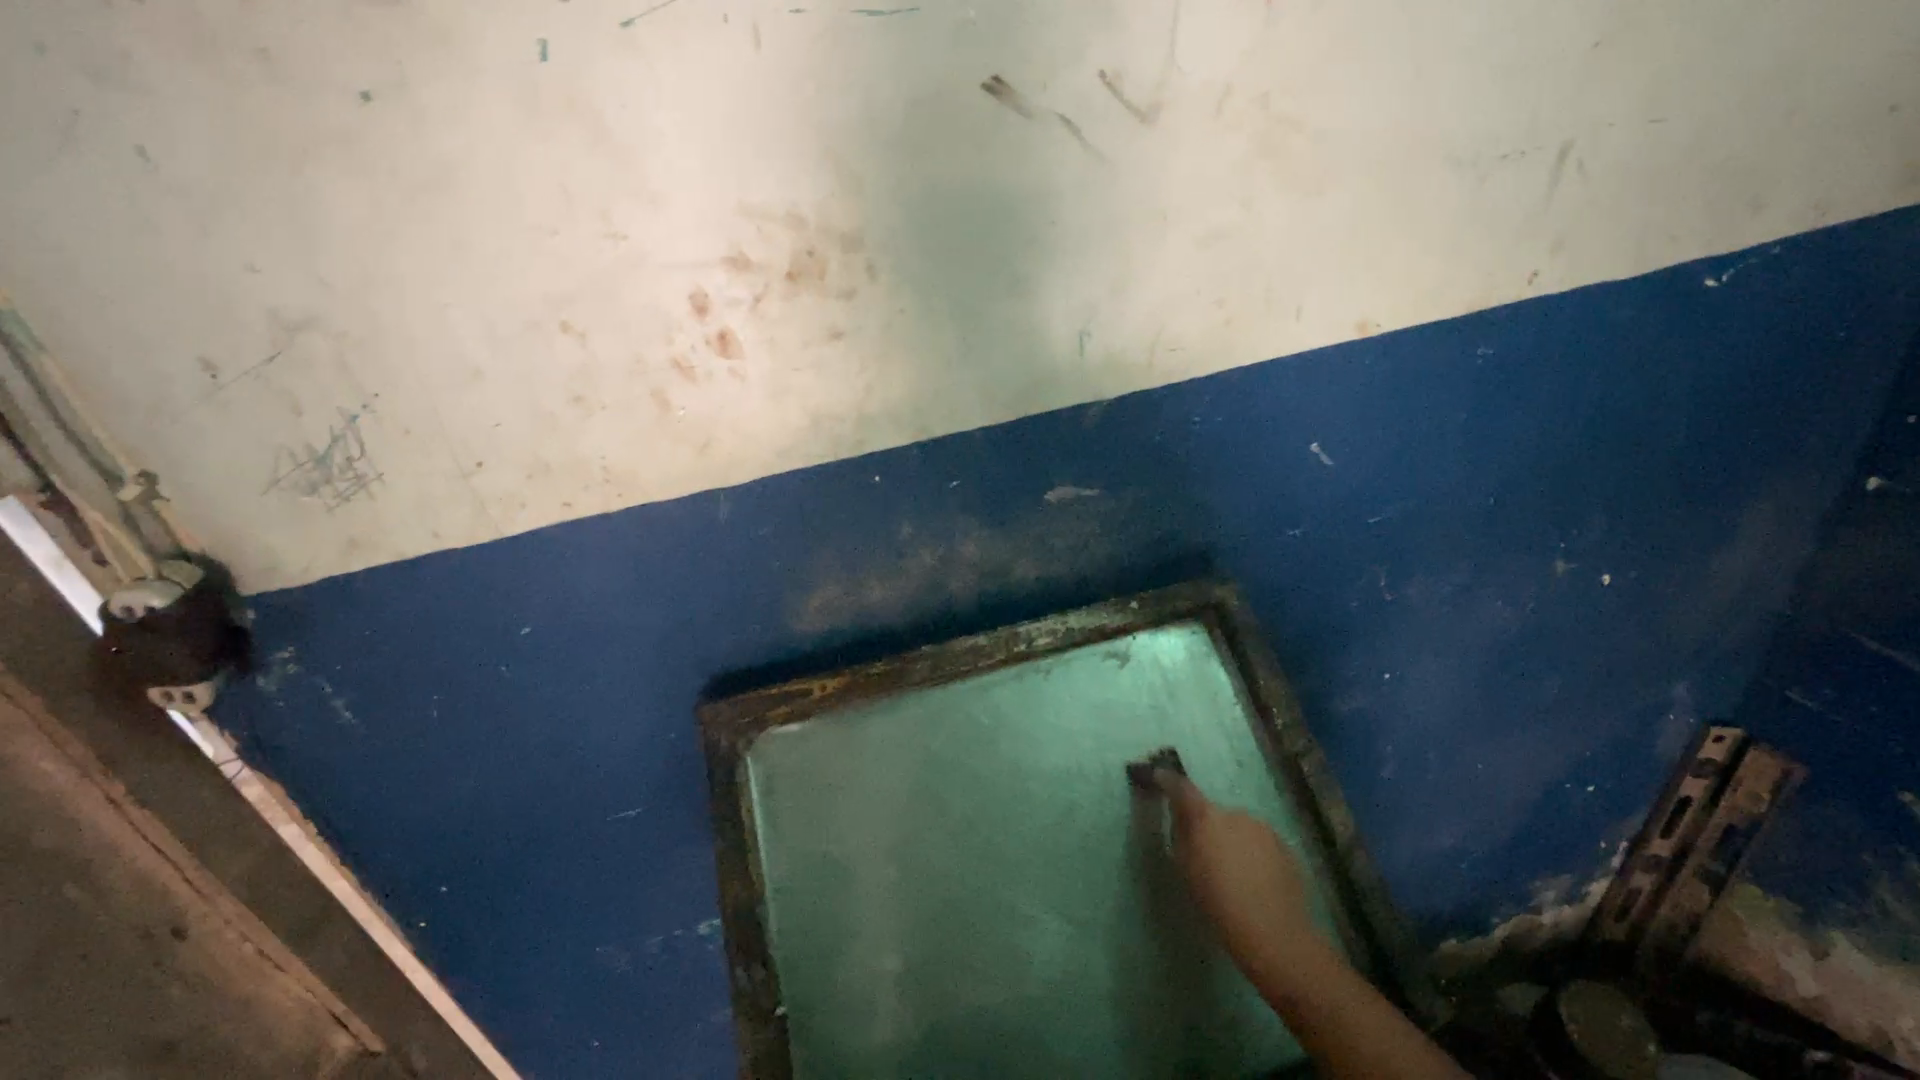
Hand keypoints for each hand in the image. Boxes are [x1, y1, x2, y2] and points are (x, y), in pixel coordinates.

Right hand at [1155, 769, 1327, 972]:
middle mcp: (1236, 814)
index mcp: (1206, 817)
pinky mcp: (1286, 847)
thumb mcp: (1186, 871)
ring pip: (1240, 828)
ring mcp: (1265, 828)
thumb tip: (1180, 817)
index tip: (1158, 776)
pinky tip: (1255, 882)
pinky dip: (1253, 854)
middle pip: (1214, 813)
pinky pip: (1260, 843)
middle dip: (1207, 827)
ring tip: (1233, 875)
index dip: (1167, 780)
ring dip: (1232, 841)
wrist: (1273, 931)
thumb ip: (1181, 837)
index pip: (1182, 788)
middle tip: (1204, 857)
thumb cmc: (1218, 902)